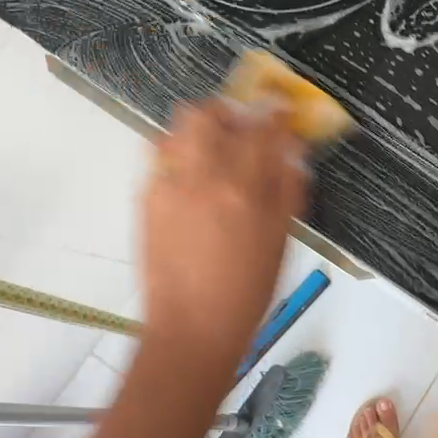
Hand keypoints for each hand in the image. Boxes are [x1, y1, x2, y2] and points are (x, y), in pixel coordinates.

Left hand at [140, 100, 308, 352]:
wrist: (191, 329)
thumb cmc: (247, 291)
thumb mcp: (281, 239)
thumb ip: (288, 188)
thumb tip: (292, 149)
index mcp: (245, 189)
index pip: (262, 128)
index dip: (275, 112)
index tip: (281, 108)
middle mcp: (203, 177)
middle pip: (209, 113)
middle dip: (228, 112)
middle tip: (241, 129)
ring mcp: (168, 185)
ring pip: (178, 127)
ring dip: (199, 128)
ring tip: (211, 149)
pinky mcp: (146, 198)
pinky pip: (159, 155)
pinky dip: (177, 153)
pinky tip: (190, 177)